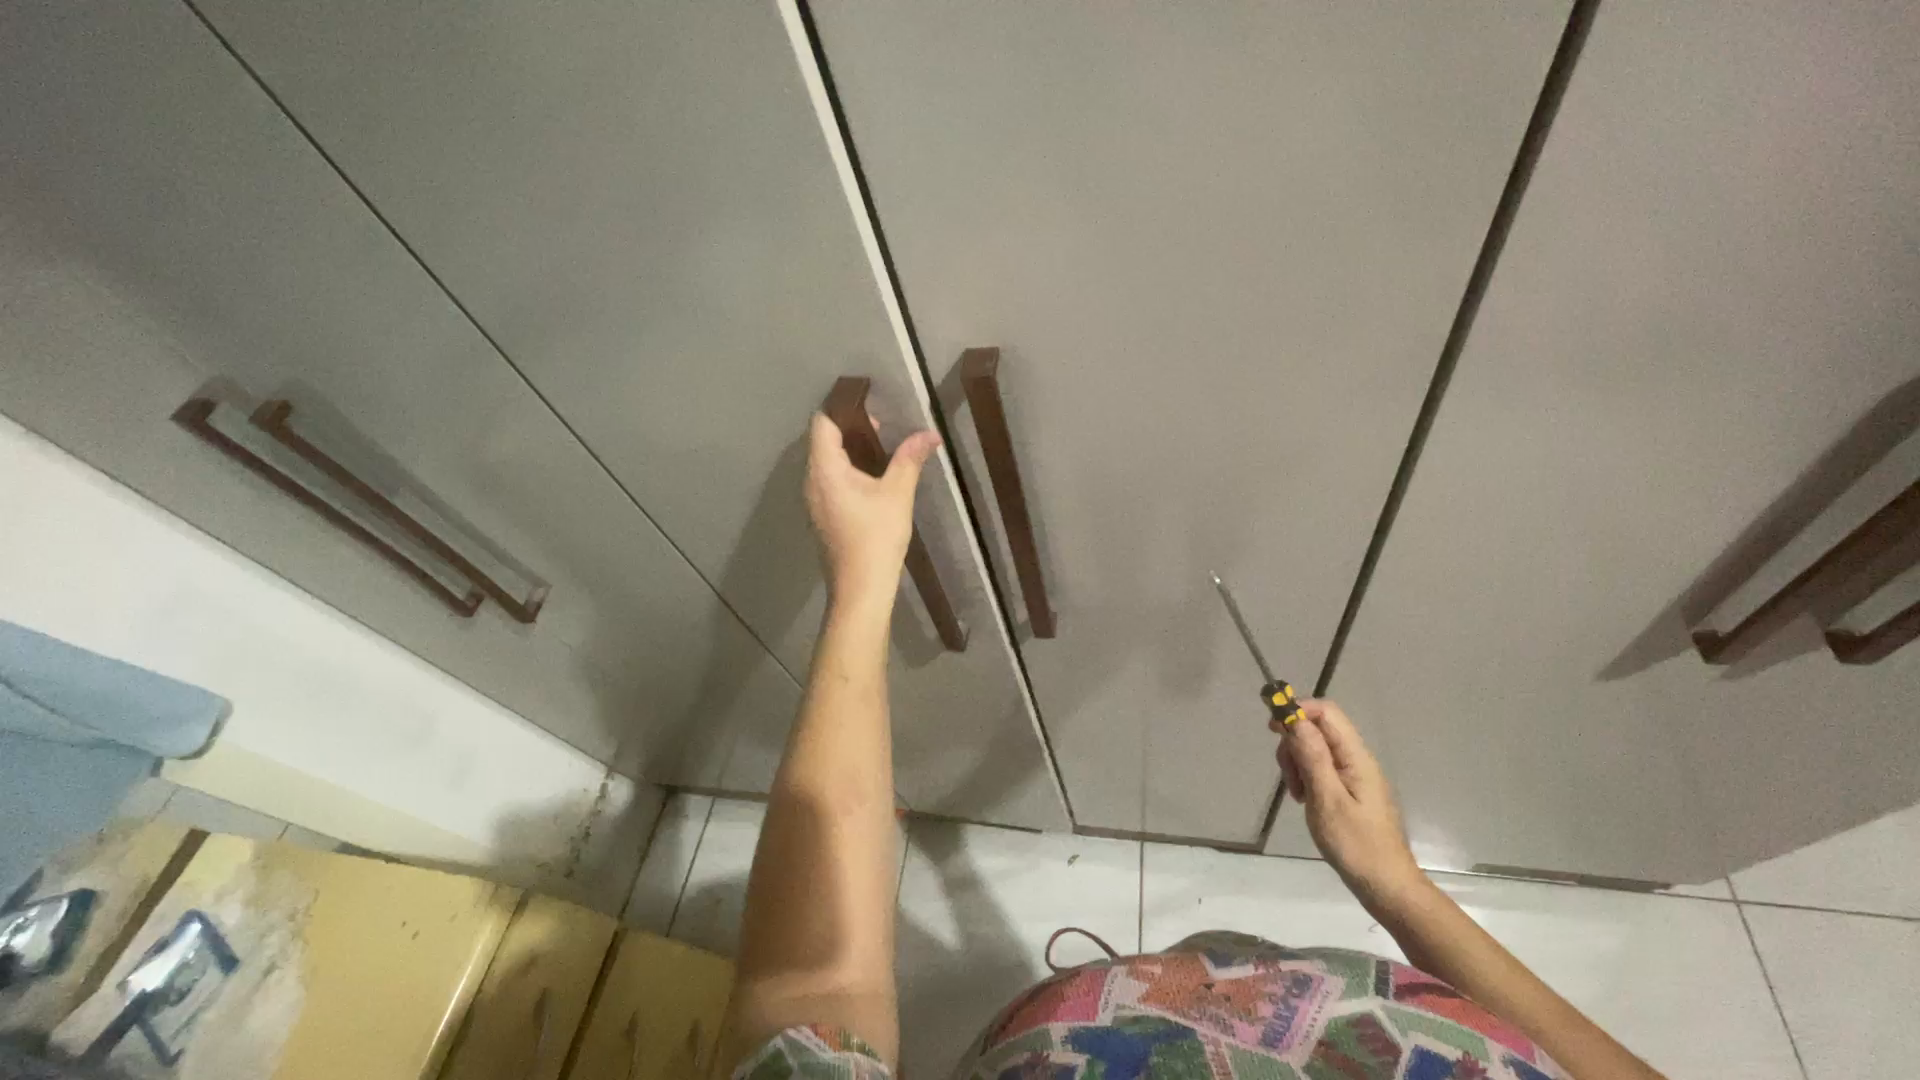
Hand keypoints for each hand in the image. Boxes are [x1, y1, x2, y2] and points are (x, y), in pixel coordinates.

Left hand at [804, 412, 941, 607]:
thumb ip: (909, 458)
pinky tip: (873, 483)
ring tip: (883, 456)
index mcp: (824, 469)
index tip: (873, 414)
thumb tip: (929, 434)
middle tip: (884, 432)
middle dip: (851, 430)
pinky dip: (847, 473)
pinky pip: (829, 481)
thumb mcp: (898, 494)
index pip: (822, 422)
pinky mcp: (821, 515)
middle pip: (823, 440)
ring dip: (851, 453)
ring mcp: (813, 500)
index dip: (844, 410)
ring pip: (826, 462)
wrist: (860, 589)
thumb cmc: (876, 538)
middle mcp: (811, 480)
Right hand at [1277, 699, 1428, 912]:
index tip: (1272, 728)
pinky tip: (1305, 800)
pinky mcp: (1350, 790)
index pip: (1326, 712)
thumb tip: (1295, 719)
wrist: (1386, 885)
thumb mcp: (1327, 799)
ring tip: (1298, 795)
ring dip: (1297, 764)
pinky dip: (1306, 777)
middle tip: (1288, 776)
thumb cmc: (1356, 844)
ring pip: (1315, 749)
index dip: (1297, 710)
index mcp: (1356, 757)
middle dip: (1294, 744)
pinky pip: (1321, 768)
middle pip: (1317, 729)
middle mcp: (1357, 759)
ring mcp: (1354, 775)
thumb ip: (1312, 756)